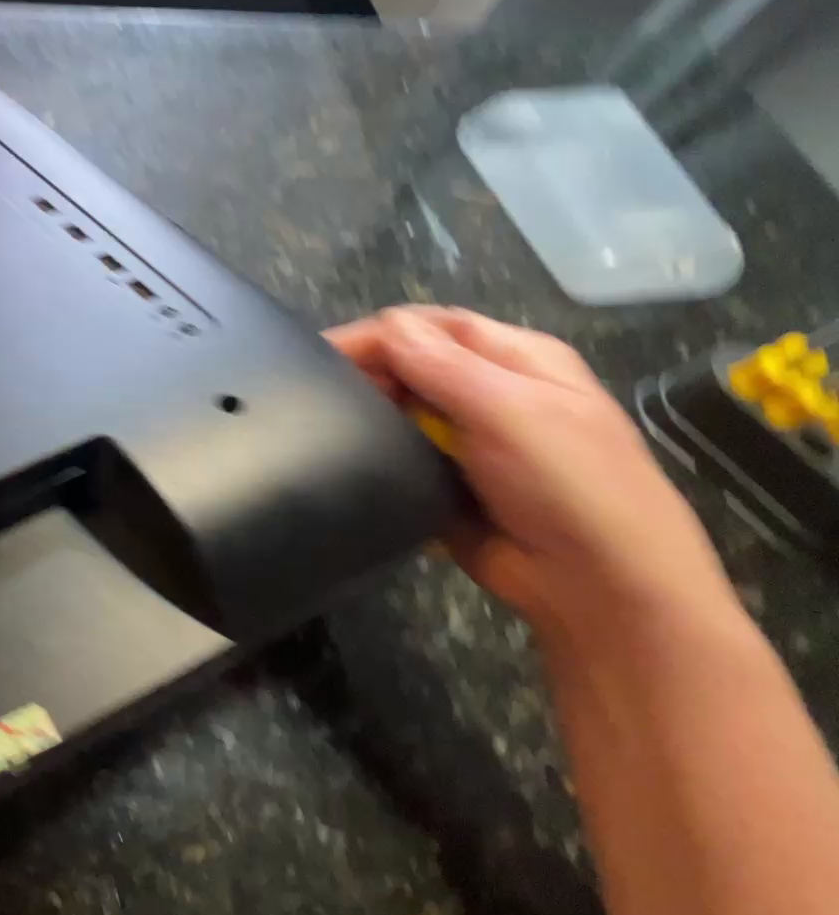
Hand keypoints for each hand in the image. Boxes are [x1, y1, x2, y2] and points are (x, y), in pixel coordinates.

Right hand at [325, 306, 737, 643]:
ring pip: (395, 408)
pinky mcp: (440, 480)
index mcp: (514, 358)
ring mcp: (462, 438)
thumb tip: (381, 327)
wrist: (598, 588)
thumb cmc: (570, 487)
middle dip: (364, 372)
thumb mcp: (513, 413)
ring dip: (364, 413)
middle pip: (407, 362)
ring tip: (321, 427)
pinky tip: (341, 458)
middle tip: (318, 399)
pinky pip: (394, 454)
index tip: (317, 359)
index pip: (428, 326)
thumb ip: (443, 366)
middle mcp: (486, 390)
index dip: (374, 336)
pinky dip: (369, 452)